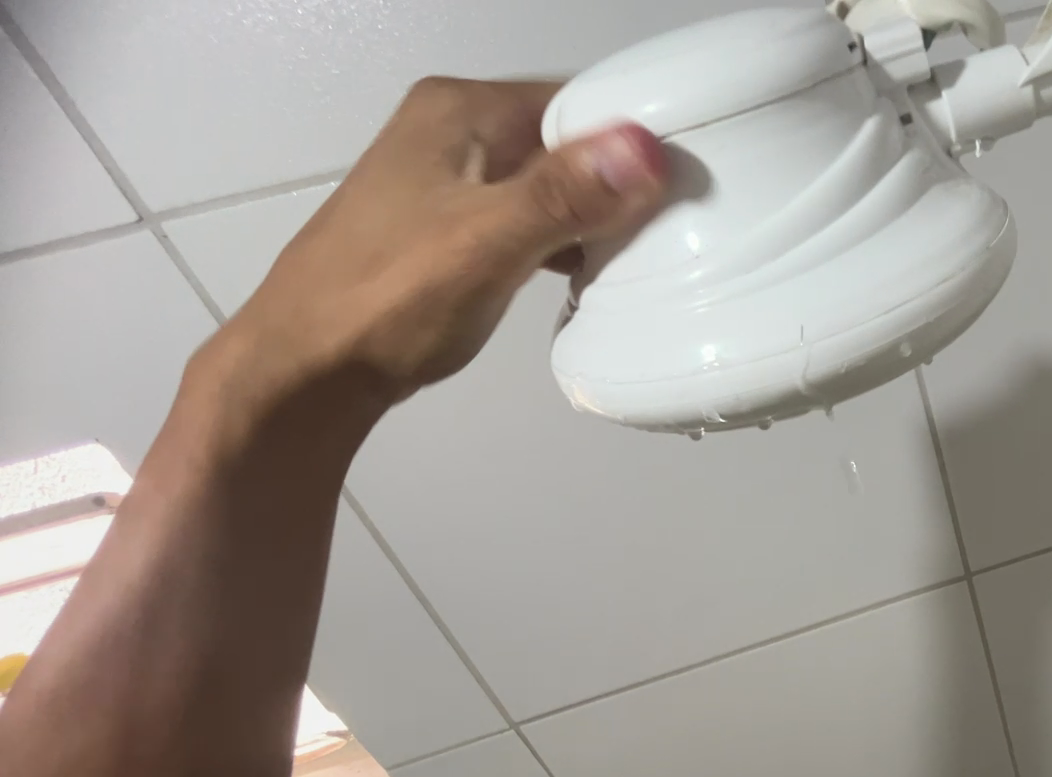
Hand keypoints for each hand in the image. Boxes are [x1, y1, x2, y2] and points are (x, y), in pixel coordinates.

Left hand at [214, 77, 669, 407]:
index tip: (696, 179)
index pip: (576, 101)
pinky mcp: (466, 226)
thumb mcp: (488, 242)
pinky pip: (541, 217)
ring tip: (657, 248)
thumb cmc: (394, 297)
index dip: (638, 136)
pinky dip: (575, 239)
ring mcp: (462, 181)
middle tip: (687, 222)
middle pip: (571, 141)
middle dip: (629, 179)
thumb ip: (566, 196)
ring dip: (605, 213)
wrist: (317, 362)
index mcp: (463, 112)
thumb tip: (648, 147)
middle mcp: (463, 132)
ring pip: (559, 183)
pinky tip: (599, 271)